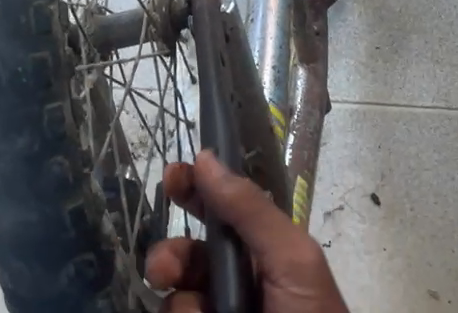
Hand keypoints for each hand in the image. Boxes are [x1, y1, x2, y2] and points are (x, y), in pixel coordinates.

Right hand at [146, 151, 350, 312]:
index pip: (222, 211)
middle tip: (165, 268)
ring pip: (178, 298)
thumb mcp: (291, 258)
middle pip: (188, 256)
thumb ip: (249, 209)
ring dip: (180, 303)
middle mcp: (239, 283)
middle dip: (170, 255)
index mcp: (264, 253)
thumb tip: (206, 158)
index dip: (196, 189)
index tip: (173, 176)